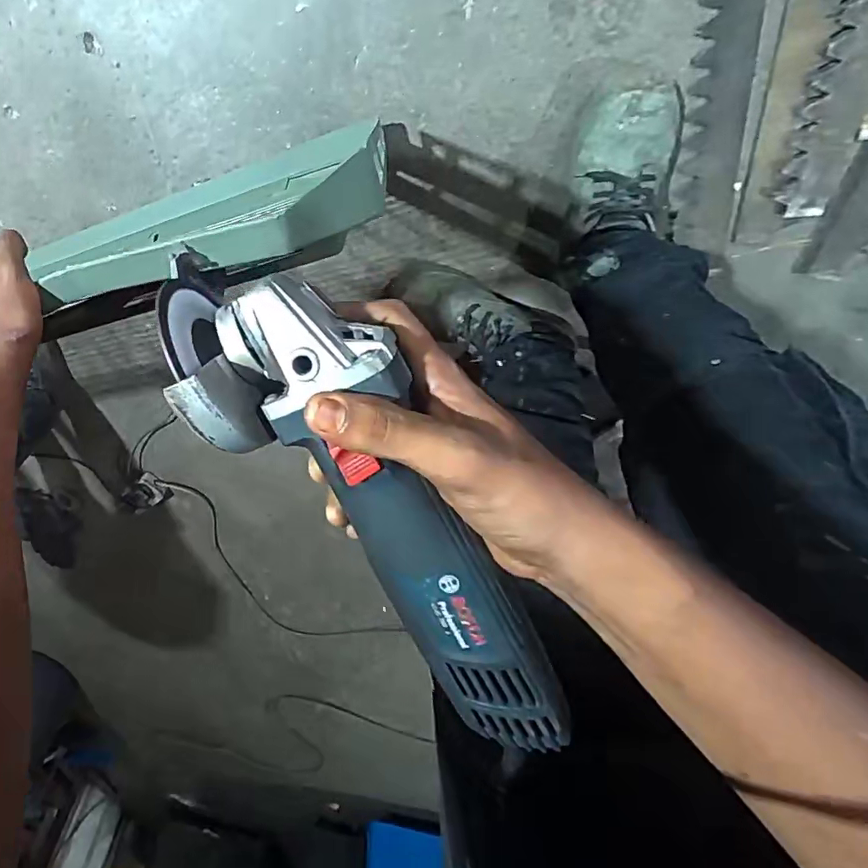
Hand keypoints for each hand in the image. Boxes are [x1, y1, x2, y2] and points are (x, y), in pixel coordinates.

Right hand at [302, 300, 620, 582]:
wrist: (562, 551)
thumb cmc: (519, 489)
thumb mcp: (452, 454)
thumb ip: (389, 430)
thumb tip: (317, 408)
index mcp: (438, 378)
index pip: (391, 324)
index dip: (351, 316)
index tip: (305, 333)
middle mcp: (426, 402)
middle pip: (363, 381)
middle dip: (329, 403)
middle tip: (305, 434)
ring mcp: (424, 442)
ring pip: (363, 432)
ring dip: (338, 455)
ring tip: (326, 486)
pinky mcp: (423, 478)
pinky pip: (376, 472)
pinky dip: (356, 489)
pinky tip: (347, 516)